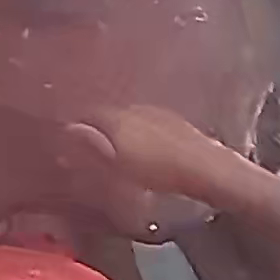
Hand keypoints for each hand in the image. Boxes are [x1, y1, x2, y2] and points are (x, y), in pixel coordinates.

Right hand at [61, 106, 232, 201]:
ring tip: (118, 149)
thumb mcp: (119, 163)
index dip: (78, 124)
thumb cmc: (159, 169)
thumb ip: (93, 145)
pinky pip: (150, 126)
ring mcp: (159, 114)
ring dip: (123, 131)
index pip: (89, 112)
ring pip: (132, 119)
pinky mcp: (178, 125)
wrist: (210, 171)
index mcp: (118, 115)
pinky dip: (142, 135)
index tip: (69, 137)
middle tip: (92, 144)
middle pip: (111, 114)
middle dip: (100, 126)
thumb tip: (69, 127)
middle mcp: (136, 108)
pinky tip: (146, 150)